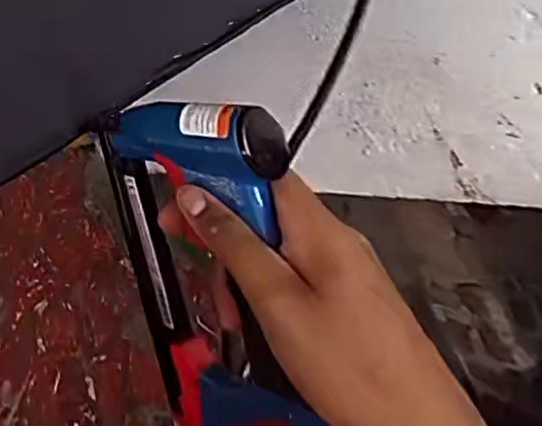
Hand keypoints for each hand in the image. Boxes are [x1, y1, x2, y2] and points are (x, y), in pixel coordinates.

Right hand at [160, 175, 479, 425]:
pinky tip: (253, 315)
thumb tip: (196, 198)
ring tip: (229, 304)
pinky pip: (287, 270)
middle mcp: (333, 240)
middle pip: (256, 205)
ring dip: (236, 264)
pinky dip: (260, 284)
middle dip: (218, 226)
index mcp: (319, 229)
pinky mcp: (343, 298)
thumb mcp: (276, 303)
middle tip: (187, 241)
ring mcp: (341, 270)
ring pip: (268, 242)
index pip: (256, 167)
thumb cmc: (363, 378)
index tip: (178, 172)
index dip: (212, 164)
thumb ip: (233, 242)